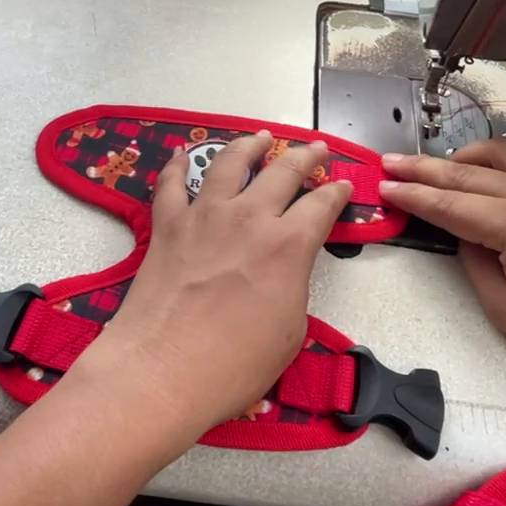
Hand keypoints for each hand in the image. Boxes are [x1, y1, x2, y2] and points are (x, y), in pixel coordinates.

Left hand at [76, 132, 353, 434]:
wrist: (163, 369)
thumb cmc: (234, 364)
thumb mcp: (290, 331)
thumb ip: (293, 286)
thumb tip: (283, 272)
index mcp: (288, 245)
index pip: (322, 205)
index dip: (337, 192)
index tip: (342, 185)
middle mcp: (249, 217)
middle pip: (283, 171)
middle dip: (305, 155)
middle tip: (315, 147)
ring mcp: (204, 215)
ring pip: (229, 162)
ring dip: (248, 145)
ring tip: (259, 136)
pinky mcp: (168, 224)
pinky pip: (172, 183)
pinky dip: (177, 165)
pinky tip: (182, 153)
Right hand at [378, 139, 505, 400]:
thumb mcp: (505, 310)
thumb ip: (474, 262)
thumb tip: (465, 234)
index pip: (447, 203)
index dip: (410, 194)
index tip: (382, 183)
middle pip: (466, 172)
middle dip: (423, 167)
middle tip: (391, 162)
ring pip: (505, 150)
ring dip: (468, 154)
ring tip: (444, 165)